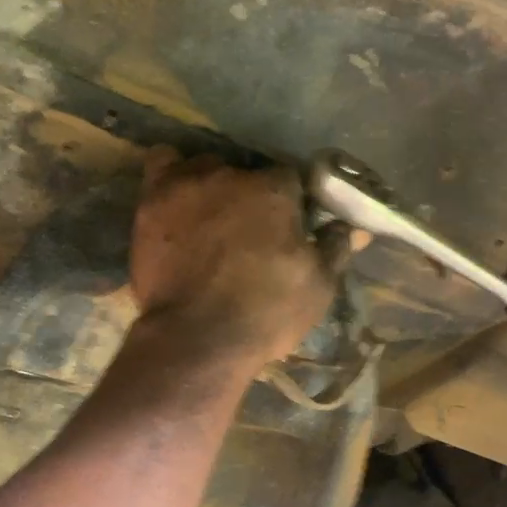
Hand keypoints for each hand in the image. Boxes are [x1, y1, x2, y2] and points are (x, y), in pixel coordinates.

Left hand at [129, 149, 352, 367]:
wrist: (199, 340)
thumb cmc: (266, 315)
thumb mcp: (317, 288)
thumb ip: (335, 249)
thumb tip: (355, 228)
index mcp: (276, 189)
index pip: (291, 179)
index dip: (292, 205)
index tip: (289, 228)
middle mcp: (231, 173)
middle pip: (246, 172)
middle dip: (251, 196)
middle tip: (250, 234)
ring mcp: (187, 184)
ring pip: (205, 167)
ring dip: (212, 185)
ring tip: (212, 219)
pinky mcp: (151, 202)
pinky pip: (161, 166)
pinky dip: (173, 178)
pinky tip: (179, 201)